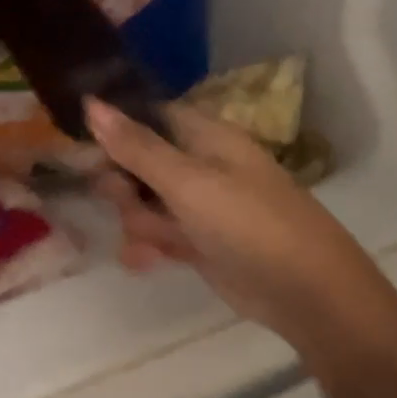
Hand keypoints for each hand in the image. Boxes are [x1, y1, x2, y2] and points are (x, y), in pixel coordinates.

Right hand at [84, 98, 377, 335]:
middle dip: (123, 184)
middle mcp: (201, 164)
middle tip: (124, 203)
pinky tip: (142, 262)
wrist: (310, 295)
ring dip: (136, 220)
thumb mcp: (187, 181)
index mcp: (204, 136)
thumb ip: (135, 146)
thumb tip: (91, 102)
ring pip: (147, 201)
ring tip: (147, 243)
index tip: (86, 149)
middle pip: (139, 161)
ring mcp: (202, 205)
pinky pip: (162, 234)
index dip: (115, 128)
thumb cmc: (249, 223)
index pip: (147, 116)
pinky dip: (149, 245)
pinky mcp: (203, 242)